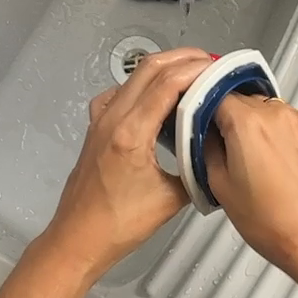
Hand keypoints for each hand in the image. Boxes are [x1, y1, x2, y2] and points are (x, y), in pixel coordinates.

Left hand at [40, 47, 210, 277]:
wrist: (78, 238)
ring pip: (134, 77)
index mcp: (131, 133)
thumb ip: (195, 168)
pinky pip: (119, 92)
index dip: (196, 70)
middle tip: (210, 63)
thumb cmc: (120, 224)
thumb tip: (213, 152)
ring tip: (191, 75)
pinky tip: (156, 98)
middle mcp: (112, 117)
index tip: (219, 68)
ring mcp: (100, 119)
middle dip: (182, 59)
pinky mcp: (96, 126)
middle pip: (149, 68)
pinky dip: (142, 85)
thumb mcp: (171, 198)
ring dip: (164, 68)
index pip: (167, 84)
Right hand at [206, 94, 297, 287]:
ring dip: (256, 125)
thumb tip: (205, 134)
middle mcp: (275, 113)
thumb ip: (207, 149)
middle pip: (242, 100)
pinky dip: (277, 134)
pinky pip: (287, 122)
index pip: (216, 95)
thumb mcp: (220, 186)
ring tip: (255, 160)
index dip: (205, 109)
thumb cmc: (271, 220)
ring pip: (266, 109)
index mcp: (247, 123)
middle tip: (226, 148)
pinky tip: (275, 163)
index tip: (201, 124)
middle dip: (230, 119)